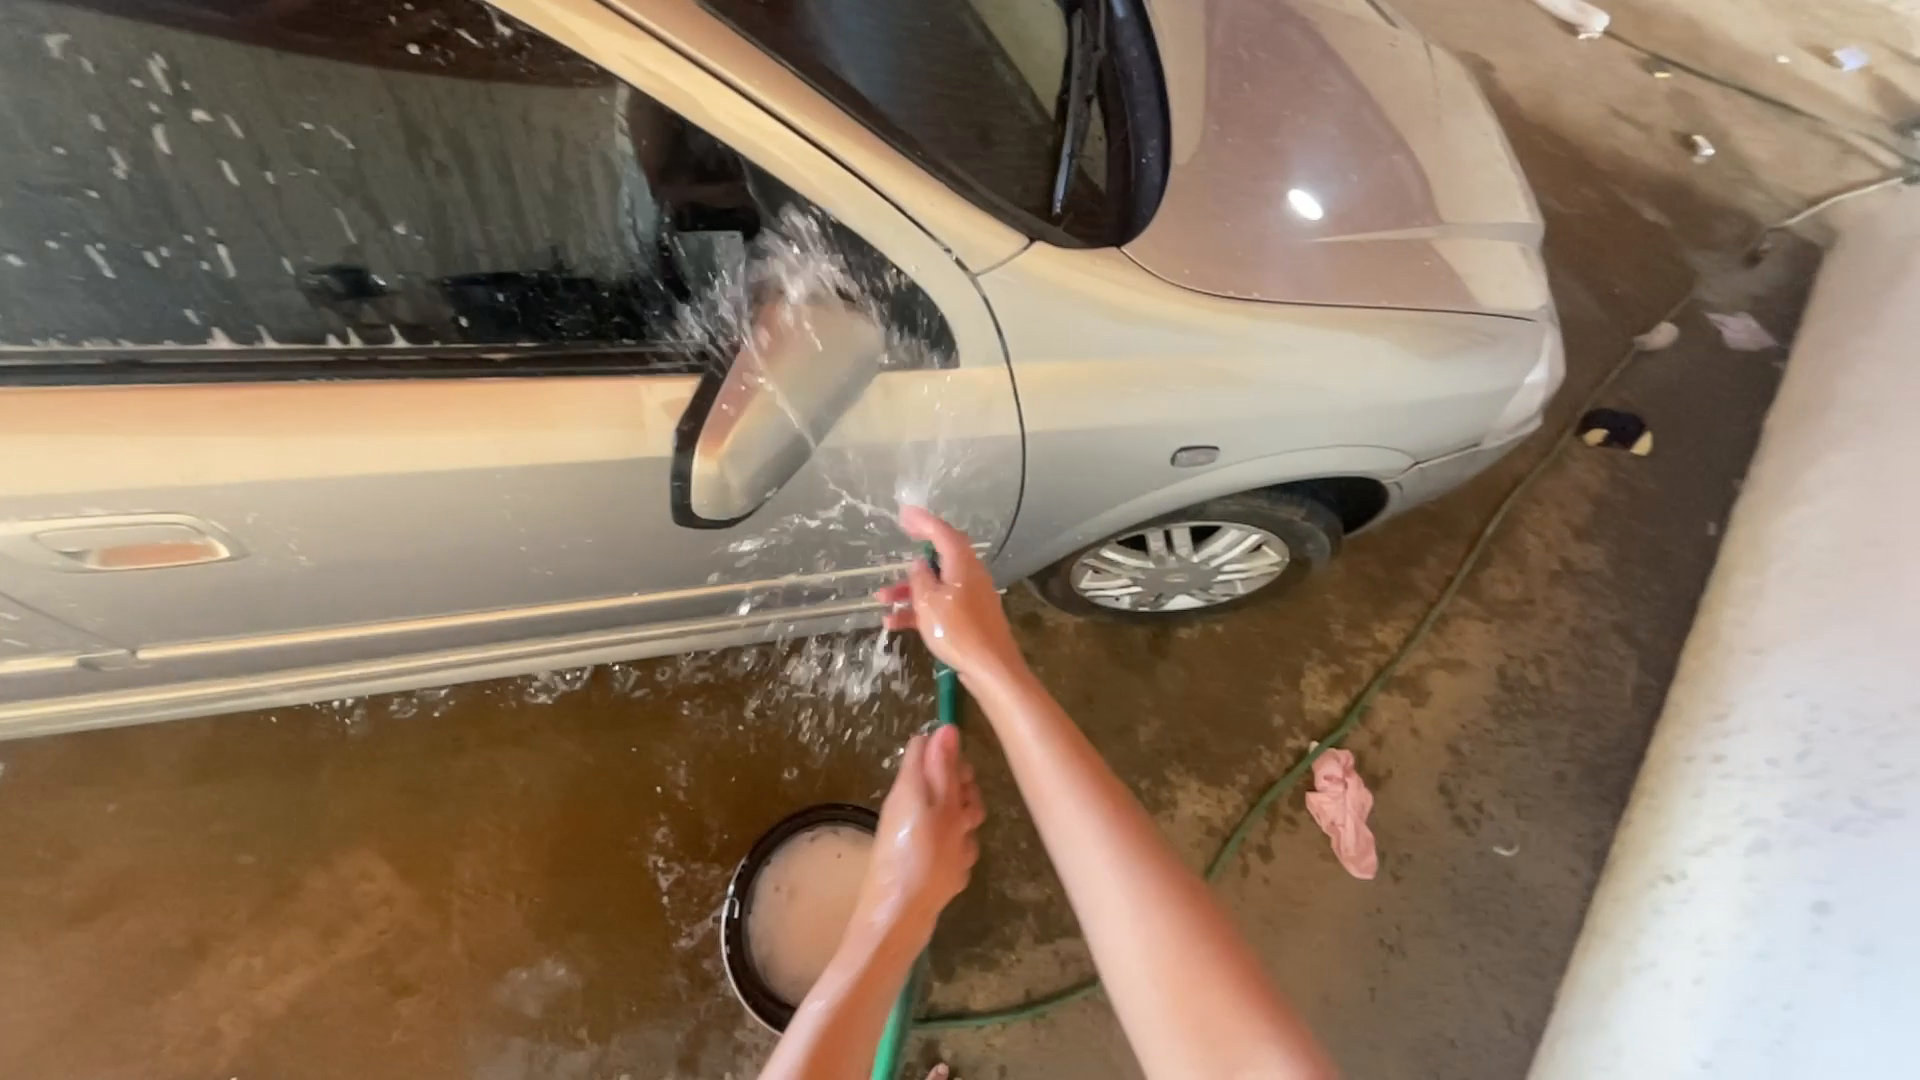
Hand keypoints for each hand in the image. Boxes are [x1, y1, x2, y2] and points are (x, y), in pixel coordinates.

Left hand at [855, 725, 984, 942]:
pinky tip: (953, 873)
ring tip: (958, 852)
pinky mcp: (920, 858)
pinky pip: (947, 845)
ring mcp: (914, 833)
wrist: (898, 921)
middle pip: (945, 783)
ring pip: (952, 817)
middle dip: (965, 799)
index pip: (926, 746)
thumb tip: (945, 726)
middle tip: (966, 819)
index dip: (950, 755)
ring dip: (964, 832)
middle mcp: (909, 803)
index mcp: (911, 785)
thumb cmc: (923, 861)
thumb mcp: (942, 809)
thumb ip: (943, 767)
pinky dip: (955, 856)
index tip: (965, 778)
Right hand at [875, 506, 1025, 685]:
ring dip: (910, 590)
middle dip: (916, 556)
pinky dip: (920, 610)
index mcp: (962, 564)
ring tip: (882, 600)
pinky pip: (941, 605)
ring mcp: (971, 596)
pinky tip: (895, 623)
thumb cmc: (957, 630)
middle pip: (941, 557)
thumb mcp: (929, 602)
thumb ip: (920, 579)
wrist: (990, 667)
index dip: (923, 521)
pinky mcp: (969, 617)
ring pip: (937, 584)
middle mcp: (969, 575)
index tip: (904, 513)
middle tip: (901, 539)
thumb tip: (920, 564)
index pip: (942, 532)